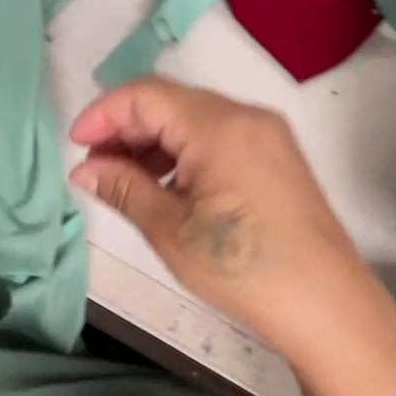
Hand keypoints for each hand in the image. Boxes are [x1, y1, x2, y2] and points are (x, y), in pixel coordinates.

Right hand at [68, 77, 372, 355]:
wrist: (321, 300)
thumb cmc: (238, 265)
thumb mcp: (168, 229)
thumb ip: (123, 188)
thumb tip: (84, 170)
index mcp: (218, 125)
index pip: (146, 95)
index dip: (103, 114)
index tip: (74, 146)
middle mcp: (246, 116)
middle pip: (170, 103)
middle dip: (124, 129)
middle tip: (92, 168)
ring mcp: (266, 135)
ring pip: (193, 121)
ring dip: (151, 143)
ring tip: (120, 182)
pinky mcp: (275, 158)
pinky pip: (217, 139)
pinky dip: (181, 154)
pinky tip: (162, 187)